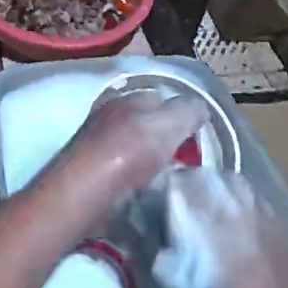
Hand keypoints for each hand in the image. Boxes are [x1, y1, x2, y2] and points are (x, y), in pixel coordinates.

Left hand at [55, 90, 212, 199]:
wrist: (88, 188)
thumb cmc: (130, 150)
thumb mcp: (167, 123)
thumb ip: (186, 110)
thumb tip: (199, 108)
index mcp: (123, 98)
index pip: (159, 98)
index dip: (180, 114)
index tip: (196, 135)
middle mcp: (108, 114)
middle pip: (145, 122)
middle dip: (165, 138)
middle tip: (187, 160)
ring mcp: (97, 141)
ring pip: (133, 146)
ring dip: (152, 159)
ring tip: (172, 178)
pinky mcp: (91, 169)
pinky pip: (123, 168)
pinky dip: (138, 176)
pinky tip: (150, 189)